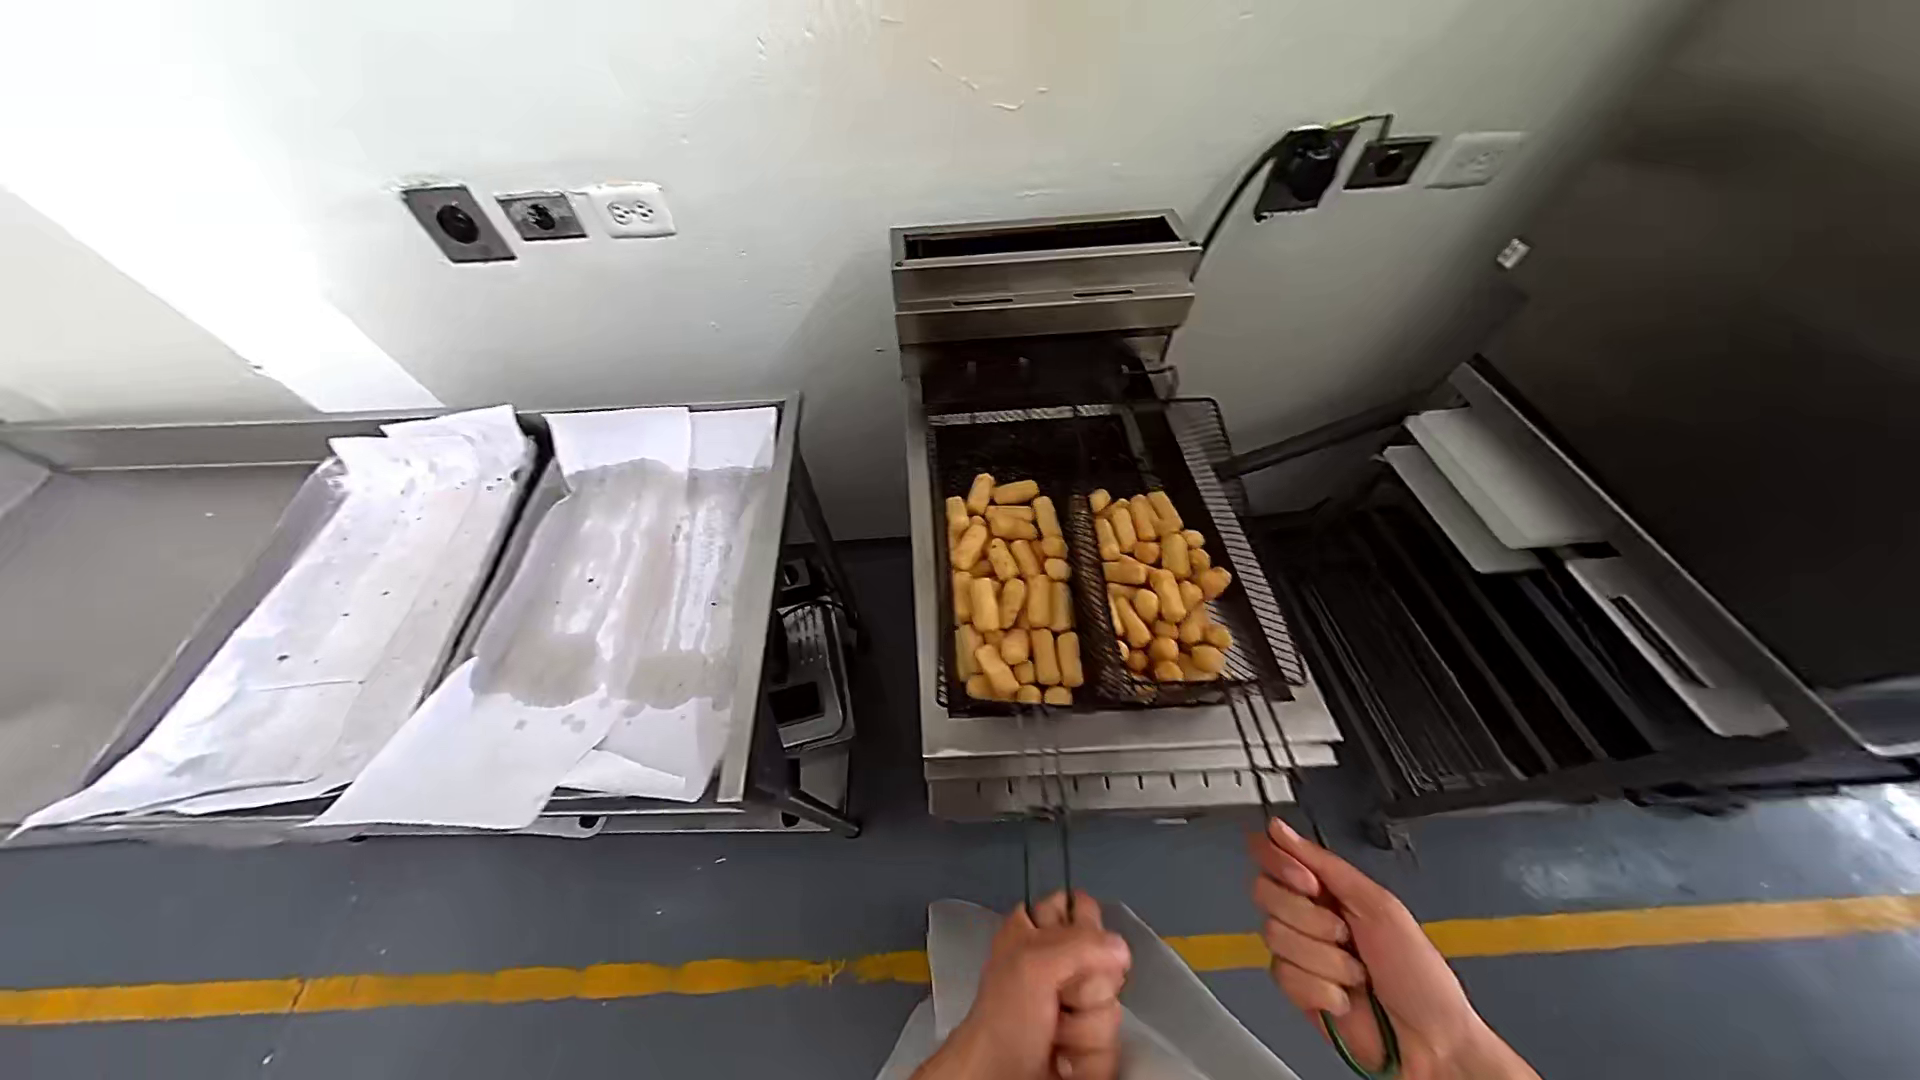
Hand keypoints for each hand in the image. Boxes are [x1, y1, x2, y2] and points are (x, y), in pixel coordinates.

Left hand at [914, 890, 1131, 1079]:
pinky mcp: (1088, 1044)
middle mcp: (1059, 962)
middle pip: (1106, 960)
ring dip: (1085, 1030)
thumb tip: (1121, 947)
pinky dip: (1089, 1059)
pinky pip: (1113, 1044)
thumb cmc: (1006, 1015)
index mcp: (1037, 928)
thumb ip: (1079, 944)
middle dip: (1088, 987)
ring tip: (1054, 1037)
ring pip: (1112, 1005)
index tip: (1076, 946)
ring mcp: (1075, 1005)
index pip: (1079, 906)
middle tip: (1060, 998)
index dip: (1085, 926)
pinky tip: (1065, 1061)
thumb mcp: (1034, 964)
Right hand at [1250, 820, 1538, 1079]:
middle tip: (1344, 934)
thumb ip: (1325, 864)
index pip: (1270, 853)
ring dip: (1324, 959)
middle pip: (1264, 891)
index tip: (1309, 883)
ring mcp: (1295, 949)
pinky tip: (1344, 998)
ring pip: (1274, 934)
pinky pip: (1282, 973)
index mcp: (1321, 886)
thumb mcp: (1378, 905)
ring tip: (1355, 973)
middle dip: (1310, 917)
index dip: (1278, 862)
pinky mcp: (1293, 986)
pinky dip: (1321, 989)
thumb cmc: (1418, 973)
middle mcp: (1302, 912)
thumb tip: (1278, 829)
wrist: (1432, 1043)